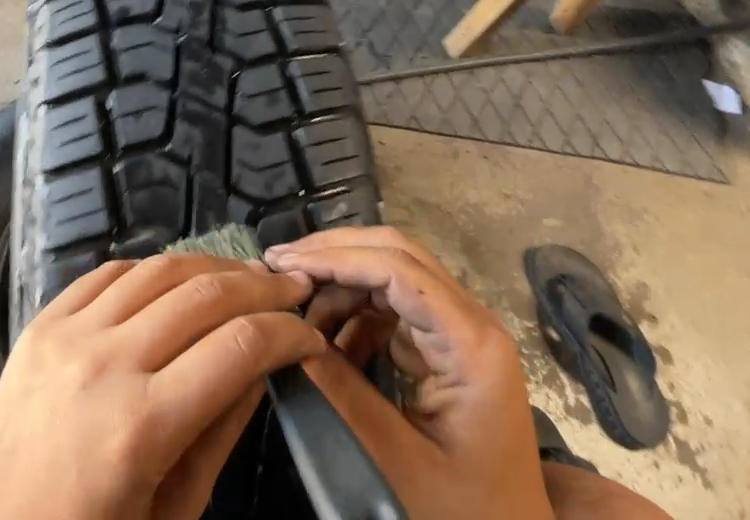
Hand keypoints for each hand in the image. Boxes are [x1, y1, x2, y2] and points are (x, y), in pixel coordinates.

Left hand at [0, 254, 326, 519]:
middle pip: (204, 296)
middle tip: (292, 290)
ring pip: (157, 270)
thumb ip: (221, 430)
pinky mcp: (39, 325)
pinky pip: (106, 273)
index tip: (310, 336)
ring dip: (212, 266)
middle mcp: (104, 365)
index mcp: (142, 426)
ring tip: (244, 276)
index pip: (239, 347)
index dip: (287, 333)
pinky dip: (151, 269)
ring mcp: (65, 336)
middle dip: (261, 288)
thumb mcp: (174, 508)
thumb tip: (264, 364)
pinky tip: (176, 279)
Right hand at [265, 227, 556, 519]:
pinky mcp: (445, 348)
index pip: (398, 269)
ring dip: (340, 286)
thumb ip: (343, 394)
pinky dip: (353, 316)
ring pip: (391, 276)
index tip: (284, 266)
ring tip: (295, 315)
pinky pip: (392, 310)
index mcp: (471, 343)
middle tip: (278, 264)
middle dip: (335, 254)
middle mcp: (471, 322)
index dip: (337, 259)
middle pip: (397, 255)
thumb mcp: (398, 461)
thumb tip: (290, 339)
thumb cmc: (463, 509)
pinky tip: (323, 343)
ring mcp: (458, 332)